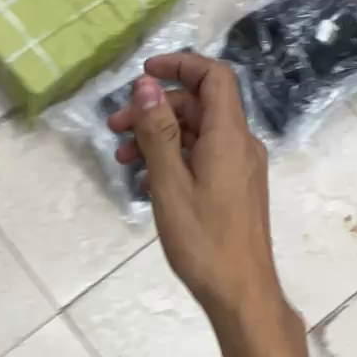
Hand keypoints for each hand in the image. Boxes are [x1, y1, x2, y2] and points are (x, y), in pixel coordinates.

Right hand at [109, 54, 283, 322]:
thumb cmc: (203, 240)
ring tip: (123, 157)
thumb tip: (146, 86)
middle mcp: (239, 145)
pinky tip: (146, 180)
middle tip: (116, 128)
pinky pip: (202, 158)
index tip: (143, 74)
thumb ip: (158, 132)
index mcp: (228, 136)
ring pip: (197, 134)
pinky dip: (173, 158)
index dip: (180, 65)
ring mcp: (239, 168)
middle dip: (156, 109)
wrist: (240, 291)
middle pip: (199, 106)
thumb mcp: (170, 184)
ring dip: (160, 136)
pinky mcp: (233, 189)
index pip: (213, 77)